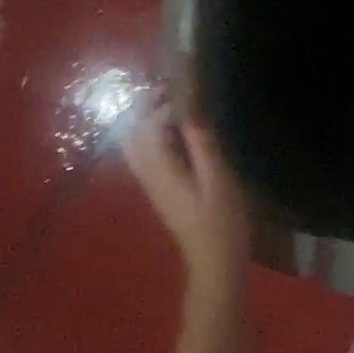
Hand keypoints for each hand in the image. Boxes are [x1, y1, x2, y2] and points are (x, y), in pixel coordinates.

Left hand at [123, 104, 250, 287]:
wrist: (215, 263)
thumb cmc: (222, 222)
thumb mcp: (219, 180)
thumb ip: (202, 143)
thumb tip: (191, 107)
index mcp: (160, 170)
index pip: (148, 126)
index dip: (165, 104)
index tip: (190, 92)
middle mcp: (148, 174)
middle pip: (131, 132)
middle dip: (146, 106)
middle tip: (174, 89)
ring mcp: (151, 182)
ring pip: (134, 142)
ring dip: (147, 118)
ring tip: (174, 102)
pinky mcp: (160, 187)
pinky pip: (145, 152)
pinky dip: (153, 132)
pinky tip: (176, 128)